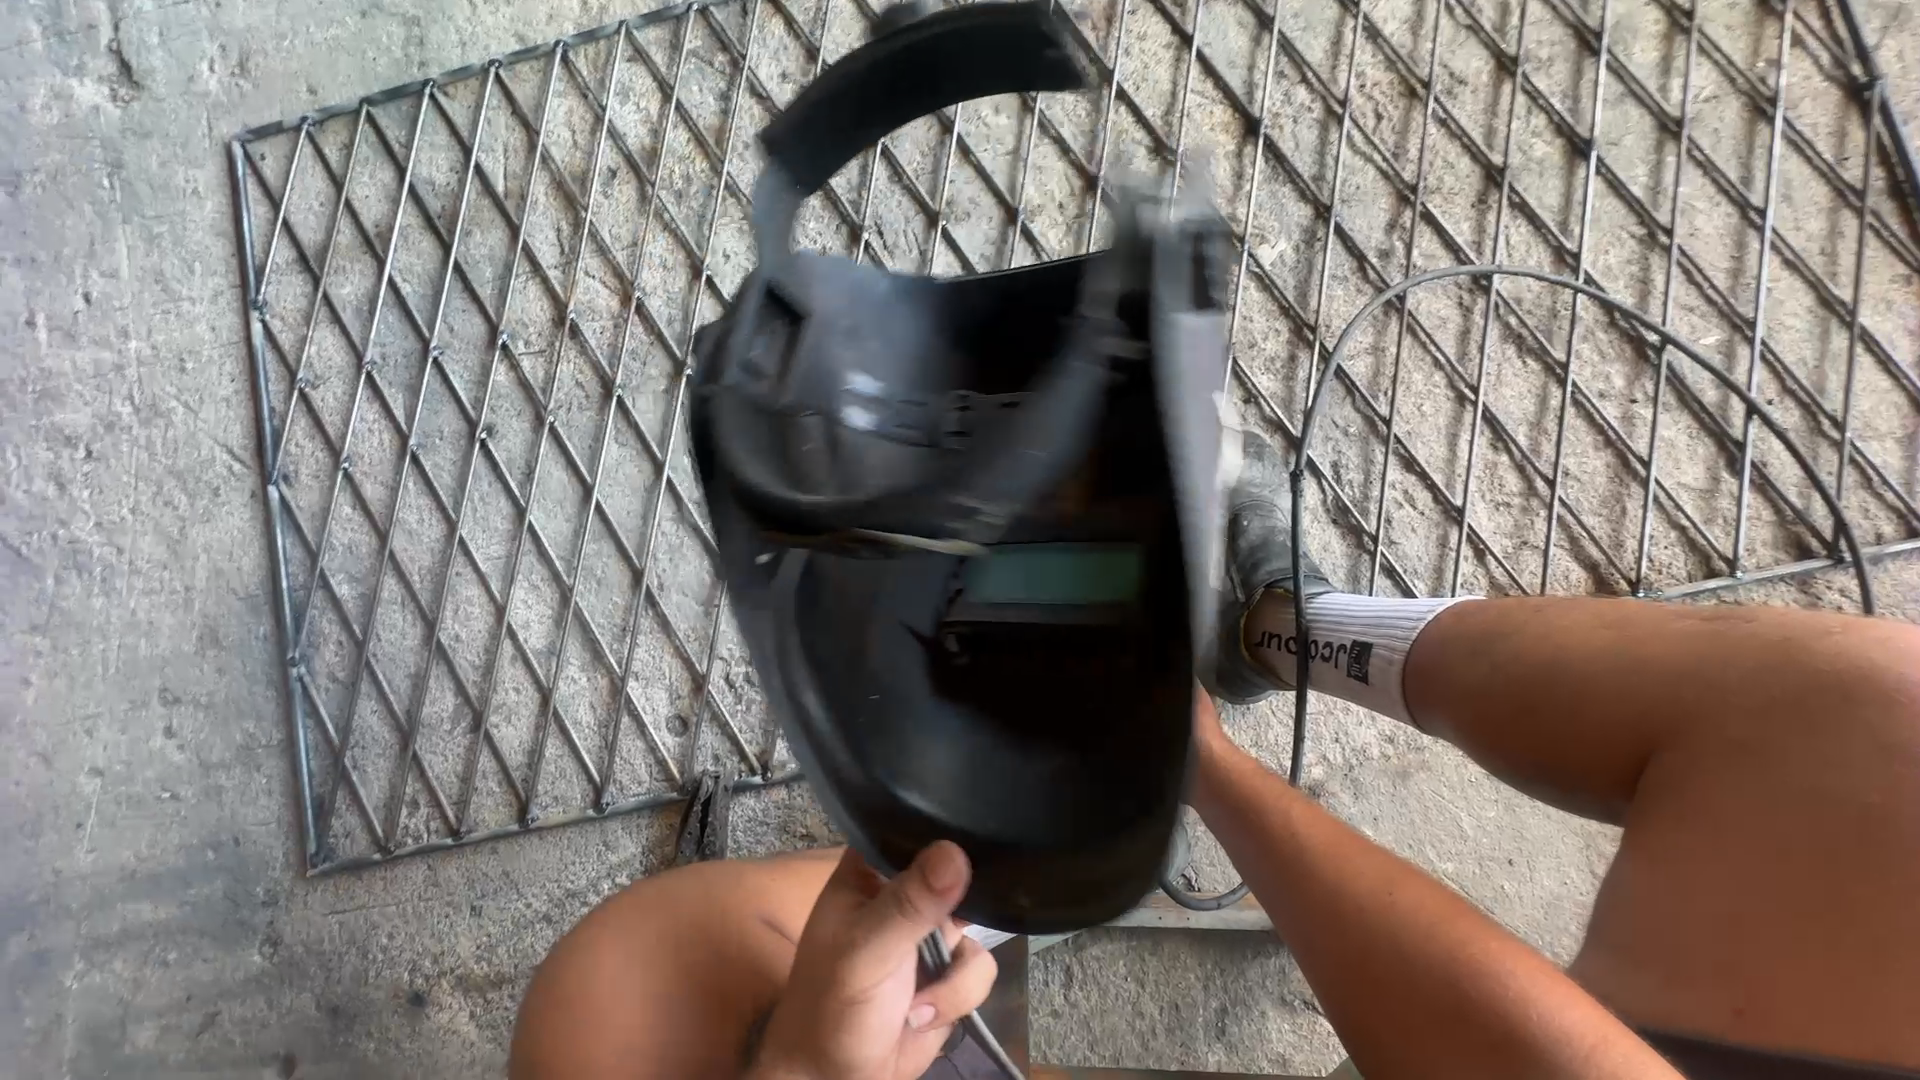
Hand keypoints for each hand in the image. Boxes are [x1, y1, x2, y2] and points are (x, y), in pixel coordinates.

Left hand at [748, 842, 998, 1079]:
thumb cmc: (831, 1006)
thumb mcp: (866, 950)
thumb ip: (910, 903)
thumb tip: (956, 851)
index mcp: (871, 868)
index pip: (914, 826)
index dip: (946, 828)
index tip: (974, 837)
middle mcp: (903, 891)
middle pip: (959, 870)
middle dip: (965, 904)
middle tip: (948, 933)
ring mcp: (928, 932)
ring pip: (978, 926)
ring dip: (954, 974)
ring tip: (916, 1002)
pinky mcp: (948, 971)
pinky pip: (981, 968)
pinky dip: (958, 998)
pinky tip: (921, 1016)